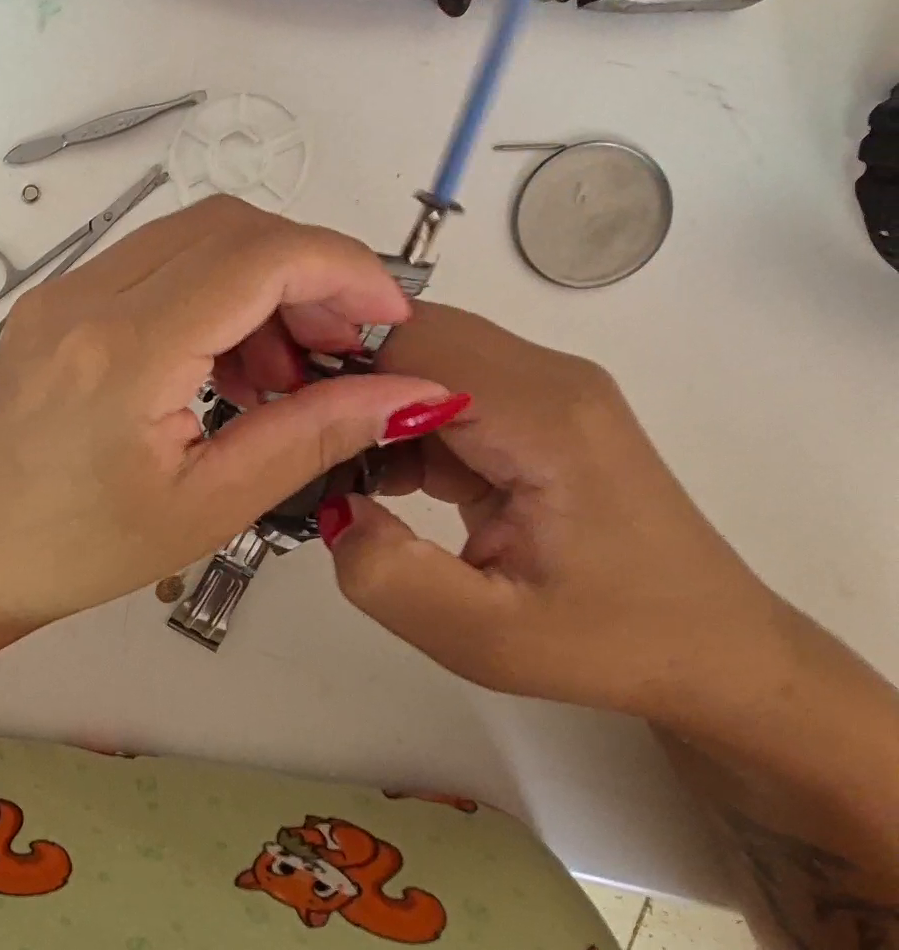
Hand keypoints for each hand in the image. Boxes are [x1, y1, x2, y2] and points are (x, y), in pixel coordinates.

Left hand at [0, 196, 460, 628]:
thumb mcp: (206, 505)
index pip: (259, 256)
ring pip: (183, 240)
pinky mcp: (45, 311)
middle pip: (225, 228)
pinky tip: (216, 368)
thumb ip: (312, 434)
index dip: (344, 270)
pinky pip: (141, 270)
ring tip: (274, 376)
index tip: (386, 320)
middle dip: (302, 272)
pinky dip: (199, 295)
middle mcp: (82, 300)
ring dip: (251, 283)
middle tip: (334, 352)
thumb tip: (411, 392)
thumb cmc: (75, 551)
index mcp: (124, 350)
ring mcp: (55, 297)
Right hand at [319, 302, 789, 722]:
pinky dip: (387, 422)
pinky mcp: (530, 413)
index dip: (327, 366)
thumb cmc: (610, 643)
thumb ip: (385, 574)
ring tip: (318, 463)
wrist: (713, 652)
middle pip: (407, 334)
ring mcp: (543, 391)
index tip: (271, 419)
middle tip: (283, 439)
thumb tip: (328, 507)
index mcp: (542, 417)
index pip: (405, 341)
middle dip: (332, 376)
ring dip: (356, 400)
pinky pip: (434, 390)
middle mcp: (547, 380)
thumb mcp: (483, 638)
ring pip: (415, 357)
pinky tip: (368, 477)